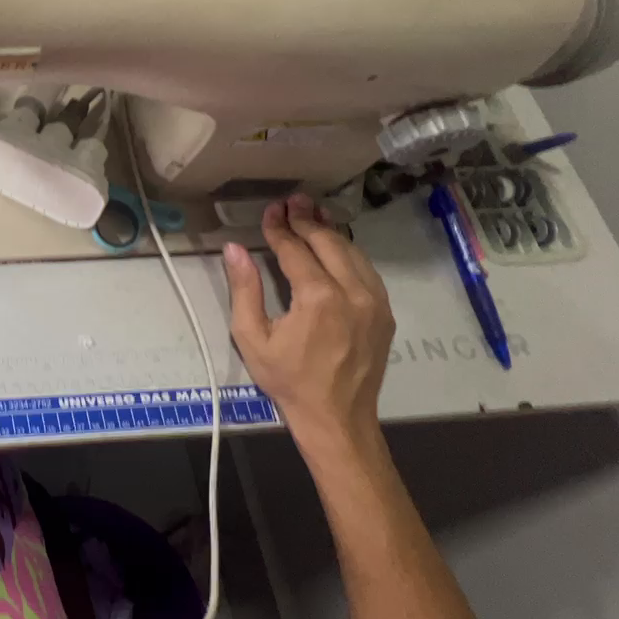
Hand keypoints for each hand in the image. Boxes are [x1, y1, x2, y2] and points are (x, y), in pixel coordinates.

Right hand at [223, 194, 395, 451]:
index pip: (297, 250)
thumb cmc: (286, 378)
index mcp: (318, 298)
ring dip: (331, 232)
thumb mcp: (251, 336)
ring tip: (313, 213)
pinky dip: (348, 252)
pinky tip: (335, 246)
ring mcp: (375, 303)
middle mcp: (353, 293)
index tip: (269, 211)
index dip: (280, 228)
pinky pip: (367, 271)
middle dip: (308, 220)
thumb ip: (244, 289)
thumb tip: (234, 249)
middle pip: (330, 243)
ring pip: (353, 253)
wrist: (336, 417)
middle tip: (292, 201)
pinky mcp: (384, 313)